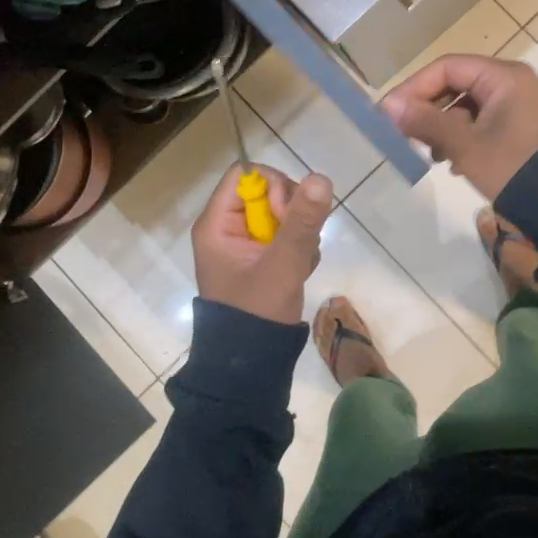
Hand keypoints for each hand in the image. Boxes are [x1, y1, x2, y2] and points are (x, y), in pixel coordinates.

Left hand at [192, 163, 335, 324]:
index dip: (273, 186)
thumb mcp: (282, 265)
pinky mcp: (263, 258)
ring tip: (299, 263)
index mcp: (217, 224)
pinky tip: (300, 270)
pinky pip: (287, 234)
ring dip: (300, 233)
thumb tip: (320, 178)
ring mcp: (246, 244)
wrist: (252, 362)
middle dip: (292, 213)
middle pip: (268, 191)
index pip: (246, 175)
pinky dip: (300, 248)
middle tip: (298, 242)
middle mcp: (229, 228)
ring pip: (283, 213)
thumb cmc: (256, 312)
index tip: (287, 214)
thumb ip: (301, 222)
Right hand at [381, 54, 537, 200]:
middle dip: (428, 110)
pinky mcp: (521, 128)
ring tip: (433, 156)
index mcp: (503, 76)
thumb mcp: (465, 145)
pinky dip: (462, 138)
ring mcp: (519, 106)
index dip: (413, 88)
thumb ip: (426, 122)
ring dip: (444, 128)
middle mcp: (512, 83)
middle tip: (407, 137)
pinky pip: (482, 122)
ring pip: (467, 106)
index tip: (389, 114)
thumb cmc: (514, 168)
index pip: (446, 68)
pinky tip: (453, 164)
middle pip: (456, 85)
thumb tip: (388, 106)